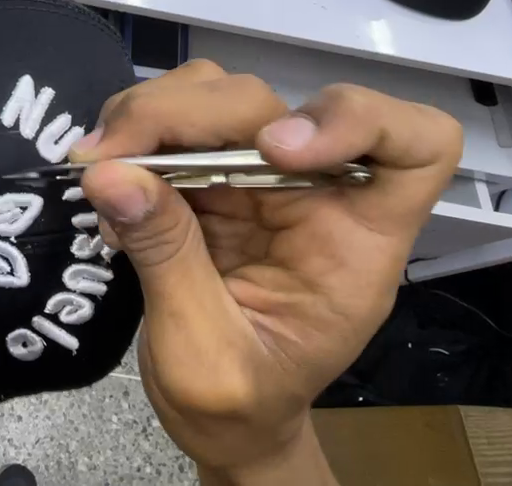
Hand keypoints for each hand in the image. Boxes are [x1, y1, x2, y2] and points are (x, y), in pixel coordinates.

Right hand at [73, 62, 462, 483]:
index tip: (273, 148)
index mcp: (353, 239)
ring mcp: (251, 173)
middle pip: (263, 102)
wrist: (220, 419)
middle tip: (110, 157)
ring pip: (210, 93)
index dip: (355, 121)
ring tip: (98, 166)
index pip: (414, 144)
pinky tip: (104, 182)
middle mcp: (307, 188)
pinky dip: (128, 135)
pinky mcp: (203, 169)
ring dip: (146, 115)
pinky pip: (167, 117)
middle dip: (181, 115)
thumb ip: (166, 259)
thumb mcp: (204, 356)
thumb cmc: (239, 405)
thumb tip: (108, 173)